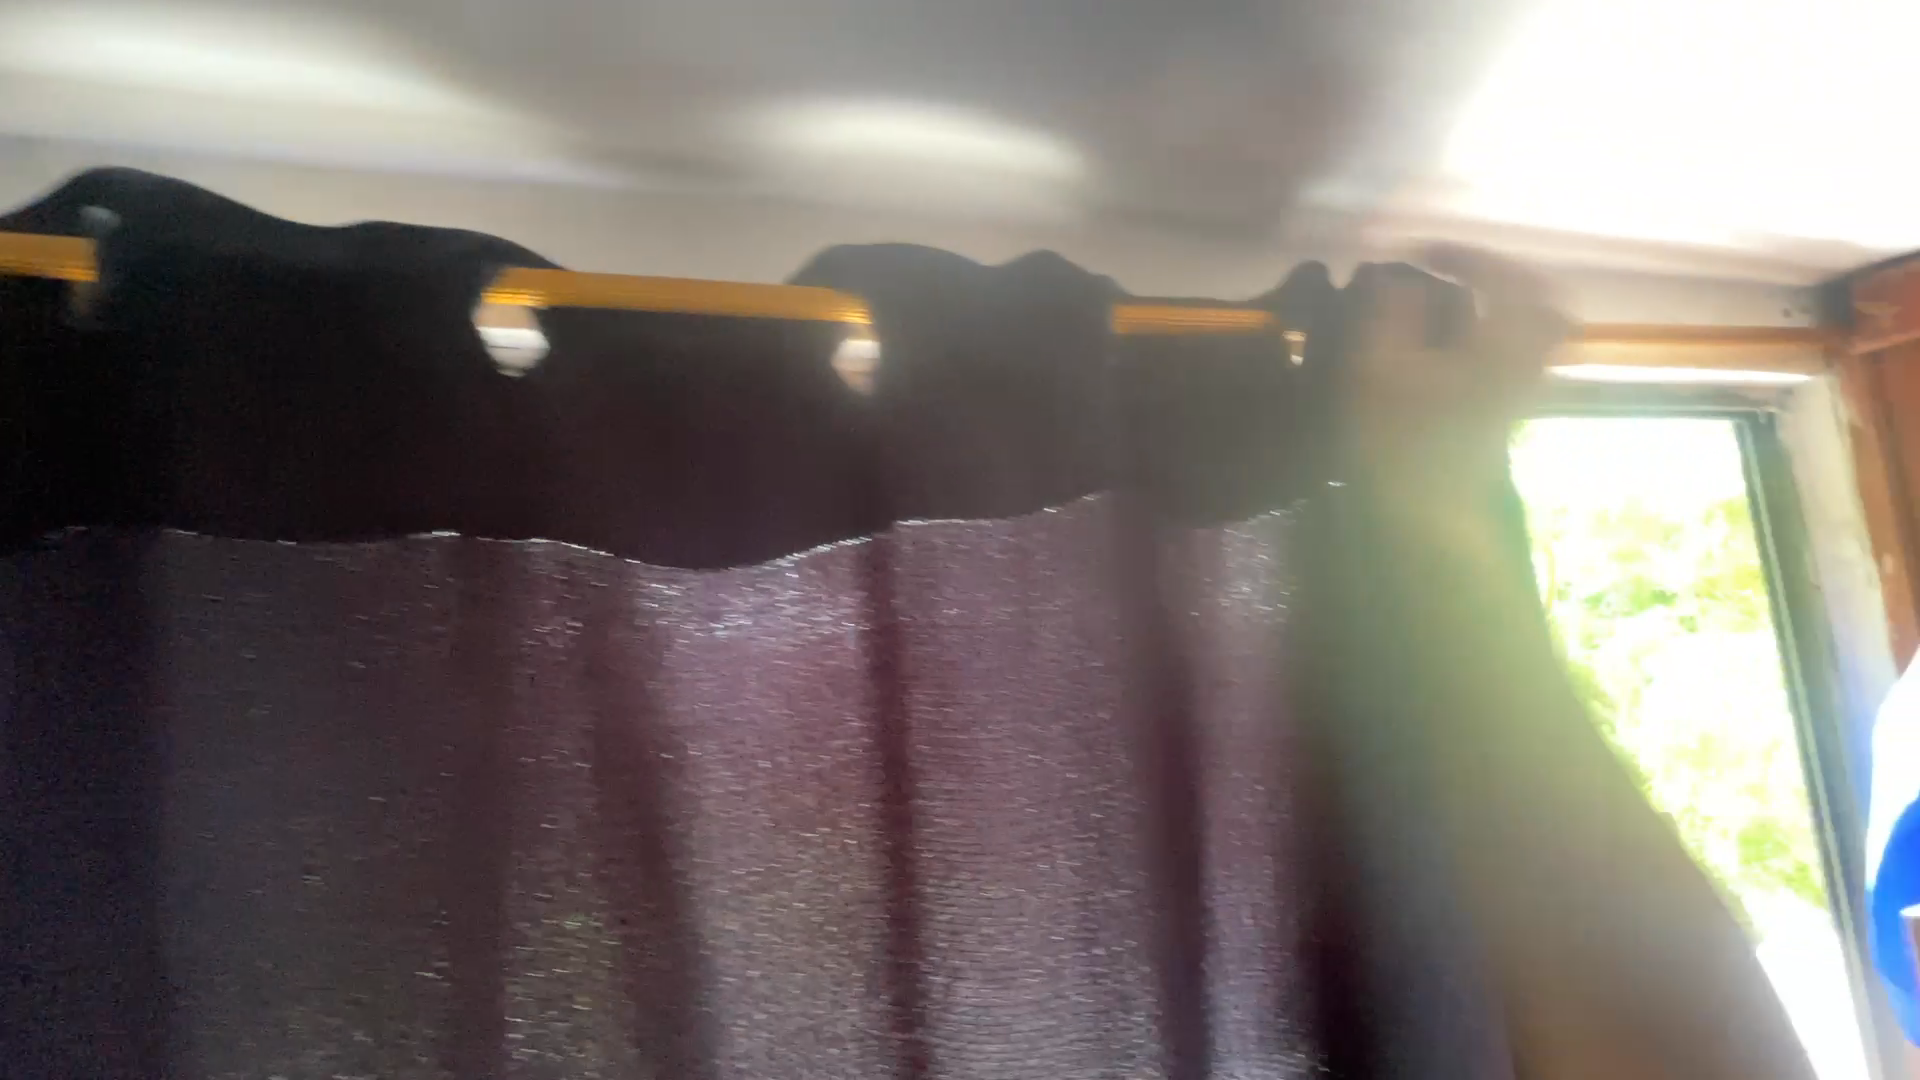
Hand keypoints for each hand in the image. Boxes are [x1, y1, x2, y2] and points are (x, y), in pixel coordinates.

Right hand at [1347, 244, 1570, 501]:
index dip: (1465, 254)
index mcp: (1503, 341)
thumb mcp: (1378, 369)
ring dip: (1496, 314)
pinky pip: (1509, 363)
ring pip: (1528, 337)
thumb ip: (1389, 315)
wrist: (1425, 514)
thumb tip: (1396, 276)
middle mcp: (1524, 361)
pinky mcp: (1500, 418)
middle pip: (1540, 305)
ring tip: (1451, 311)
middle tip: (1457, 276)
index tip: (1418, 251)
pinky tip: (1443, 355)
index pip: (1504, 276)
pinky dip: (1485, 345)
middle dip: (1501, 281)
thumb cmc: (1399, 439)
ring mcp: (1517, 393)